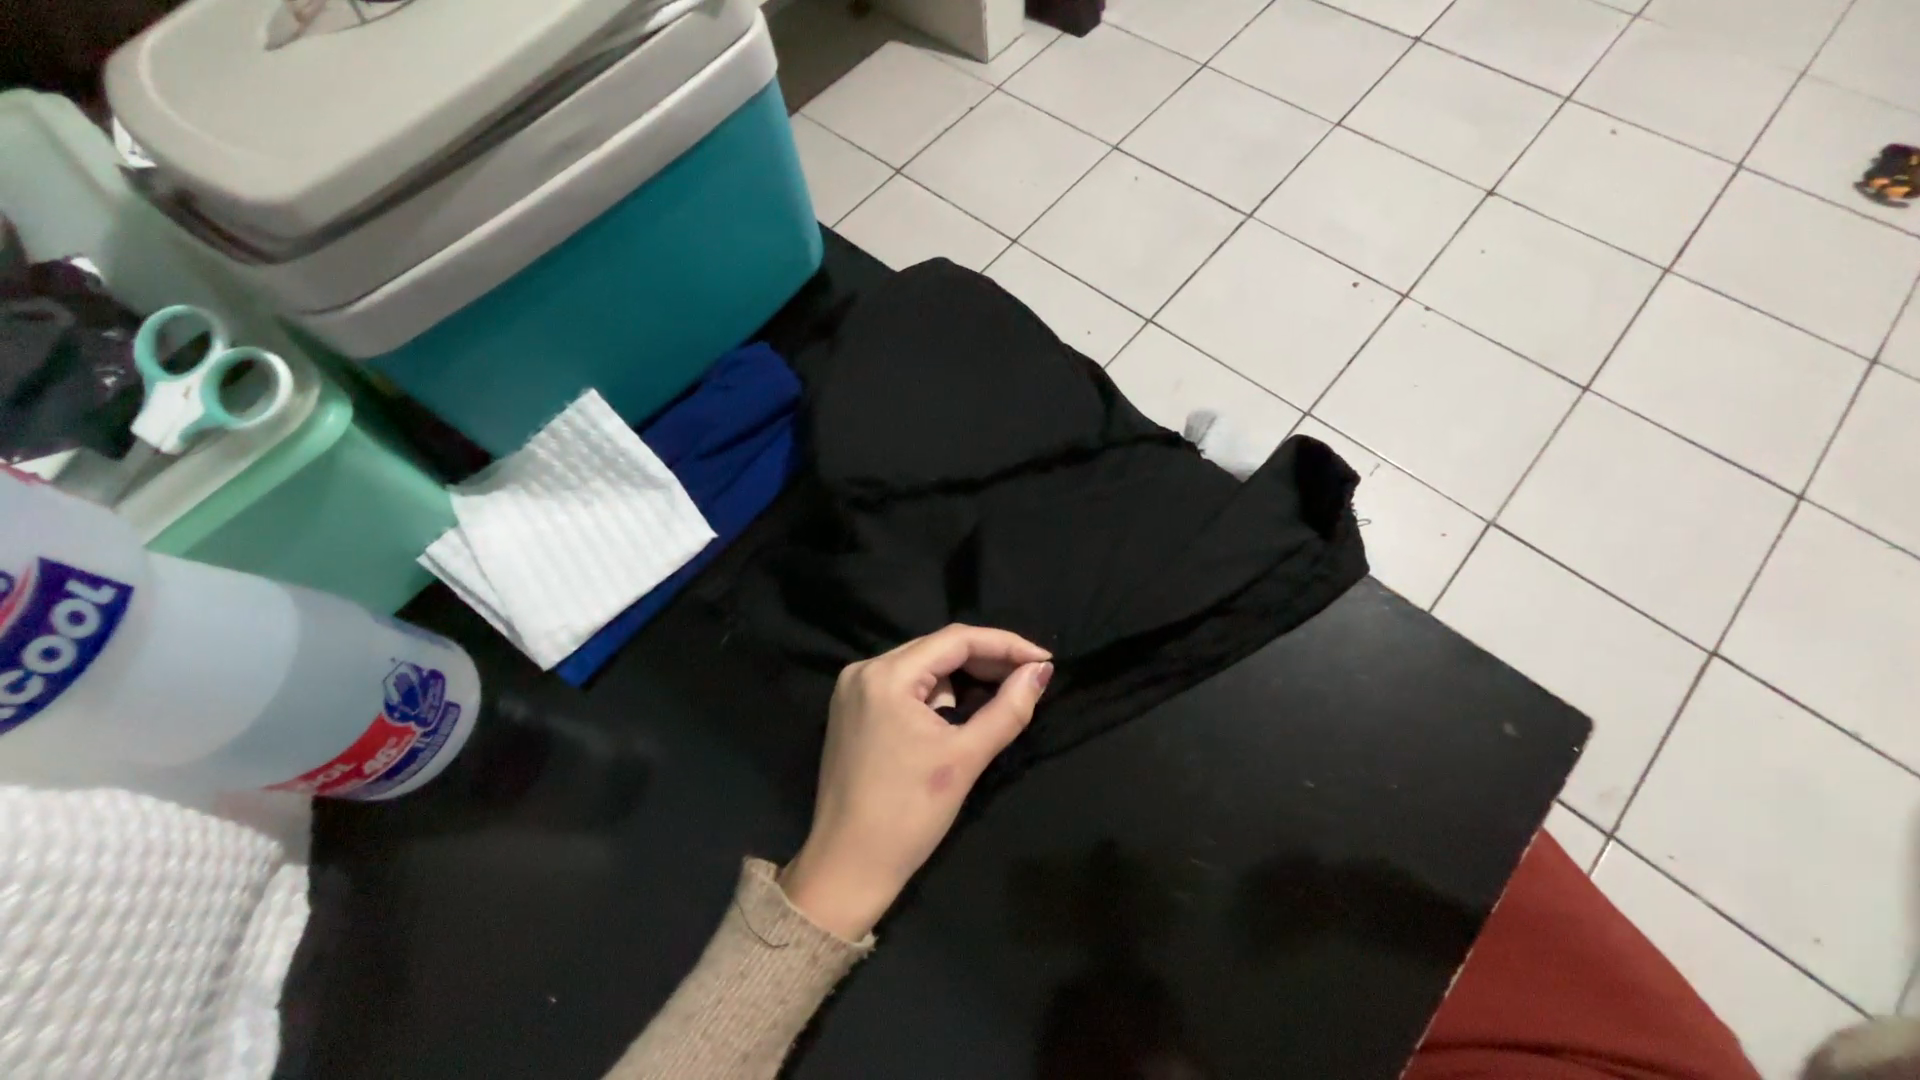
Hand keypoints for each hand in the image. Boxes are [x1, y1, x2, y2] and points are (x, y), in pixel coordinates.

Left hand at [780, 625, 1052, 940]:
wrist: (847, 867)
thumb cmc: (908, 814)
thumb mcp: (965, 758)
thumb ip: (1008, 708)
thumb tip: (1042, 672)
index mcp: (886, 675)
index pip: (956, 639)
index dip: (1006, 645)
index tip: (1046, 661)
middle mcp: (864, 671)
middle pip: (938, 649)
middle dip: (987, 660)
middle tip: (1032, 678)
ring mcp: (854, 691)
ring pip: (923, 668)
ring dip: (964, 678)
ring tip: (1003, 694)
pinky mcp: (853, 711)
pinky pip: (905, 688)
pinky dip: (938, 695)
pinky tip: (963, 711)